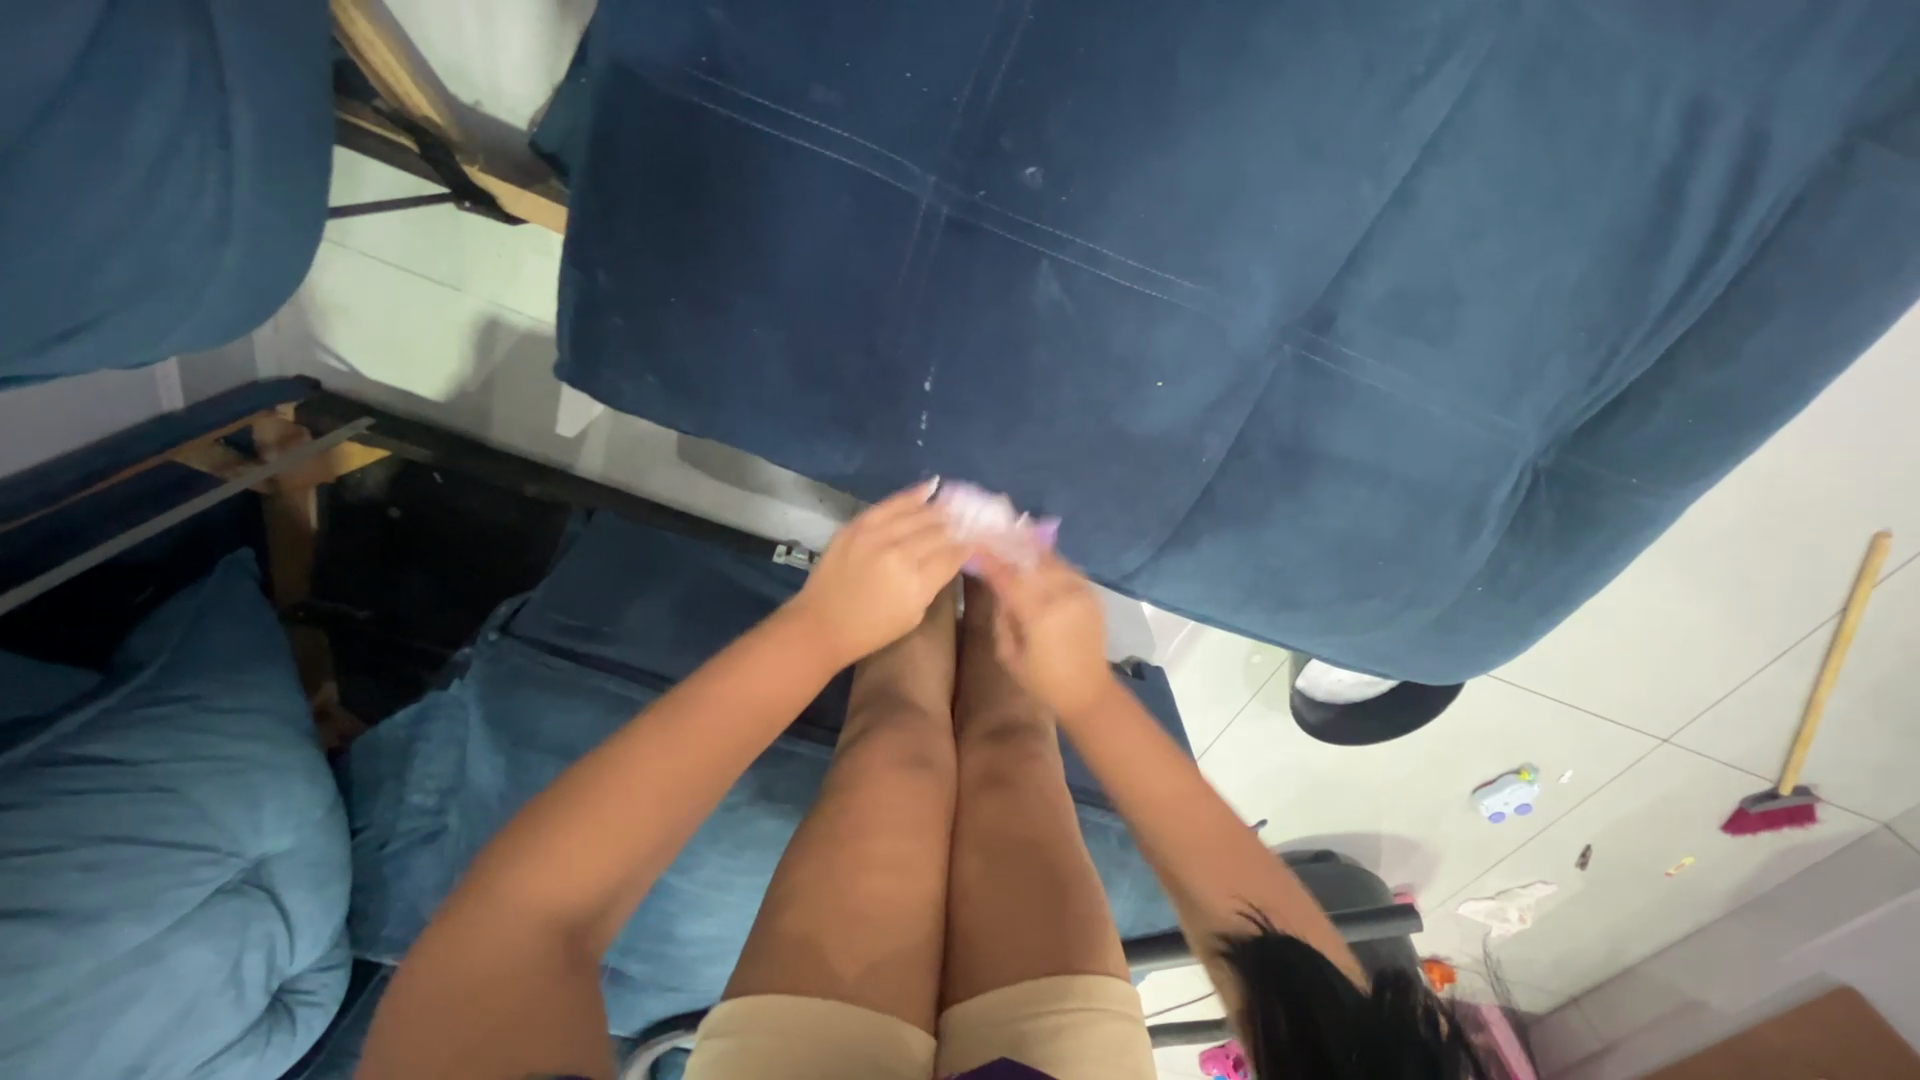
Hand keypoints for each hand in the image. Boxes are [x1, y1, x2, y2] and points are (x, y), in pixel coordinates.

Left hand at [786, 481, 974, 664]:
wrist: (820, 624)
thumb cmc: (871, 631)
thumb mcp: (914, 614)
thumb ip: (934, 581)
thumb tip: (952, 555)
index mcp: (917, 583)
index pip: (954, 553)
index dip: (972, 543)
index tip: (985, 537)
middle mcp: (900, 553)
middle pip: (940, 530)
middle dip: (962, 524)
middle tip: (976, 518)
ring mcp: (876, 536)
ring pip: (919, 514)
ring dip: (942, 508)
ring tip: (958, 503)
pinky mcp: (858, 526)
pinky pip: (891, 504)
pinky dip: (913, 494)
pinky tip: (932, 487)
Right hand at [976, 551, 1115, 720]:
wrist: (1088, 691)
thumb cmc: (1042, 680)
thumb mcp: (1008, 654)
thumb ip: (1001, 616)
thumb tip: (997, 587)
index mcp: (1038, 614)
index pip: (1008, 577)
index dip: (989, 560)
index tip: (974, 547)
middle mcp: (1061, 595)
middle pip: (1031, 559)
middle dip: (1010, 547)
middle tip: (992, 538)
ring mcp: (1080, 591)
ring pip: (1050, 558)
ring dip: (1030, 550)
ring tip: (1012, 542)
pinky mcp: (1091, 593)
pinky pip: (1066, 568)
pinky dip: (1049, 562)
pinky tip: (1036, 562)